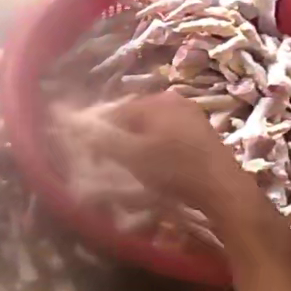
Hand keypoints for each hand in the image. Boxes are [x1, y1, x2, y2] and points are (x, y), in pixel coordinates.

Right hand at [82, 93, 260, 215]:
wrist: (223, 189)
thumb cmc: (174, 169)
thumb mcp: (131, 155)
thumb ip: (100, 138)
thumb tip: (67, 121)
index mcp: (156, 101)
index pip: (115, 111)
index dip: (98, 132)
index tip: (89, 154)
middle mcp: (175, 101)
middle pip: (134, 119)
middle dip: (119, 140)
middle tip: (110, 165)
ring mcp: (192, 117)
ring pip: (152, 129)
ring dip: (137, 147)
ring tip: (131, 171)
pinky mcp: (202, 136)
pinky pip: (169, 138)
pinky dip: (157, 151)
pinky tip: (157, 171)